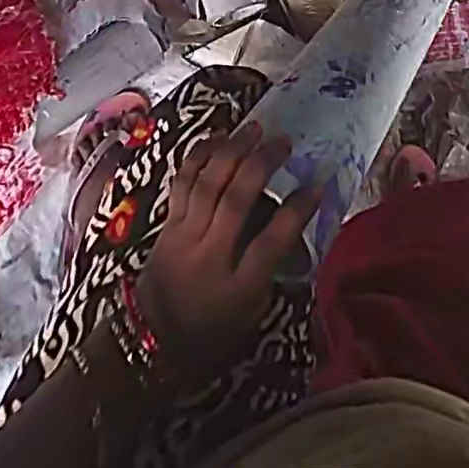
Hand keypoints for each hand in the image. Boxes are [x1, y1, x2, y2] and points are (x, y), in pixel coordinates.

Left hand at [137, 121, 319, 386]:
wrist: (151, 339)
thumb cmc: (213, 327)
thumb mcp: (252, 311)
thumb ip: (271, 267)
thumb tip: (292, 220)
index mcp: (238, 287)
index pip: (270, 243)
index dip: (296, 212)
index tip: (317, 186)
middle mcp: (210, 256)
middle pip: (236, 202)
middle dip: (262, 166)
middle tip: (283, 143)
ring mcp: (184, 236)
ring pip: (208, 183)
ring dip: (232, 150)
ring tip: (254, 128)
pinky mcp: (167, 222)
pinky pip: (183, 180)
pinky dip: (200, 154)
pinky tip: (218, 136)